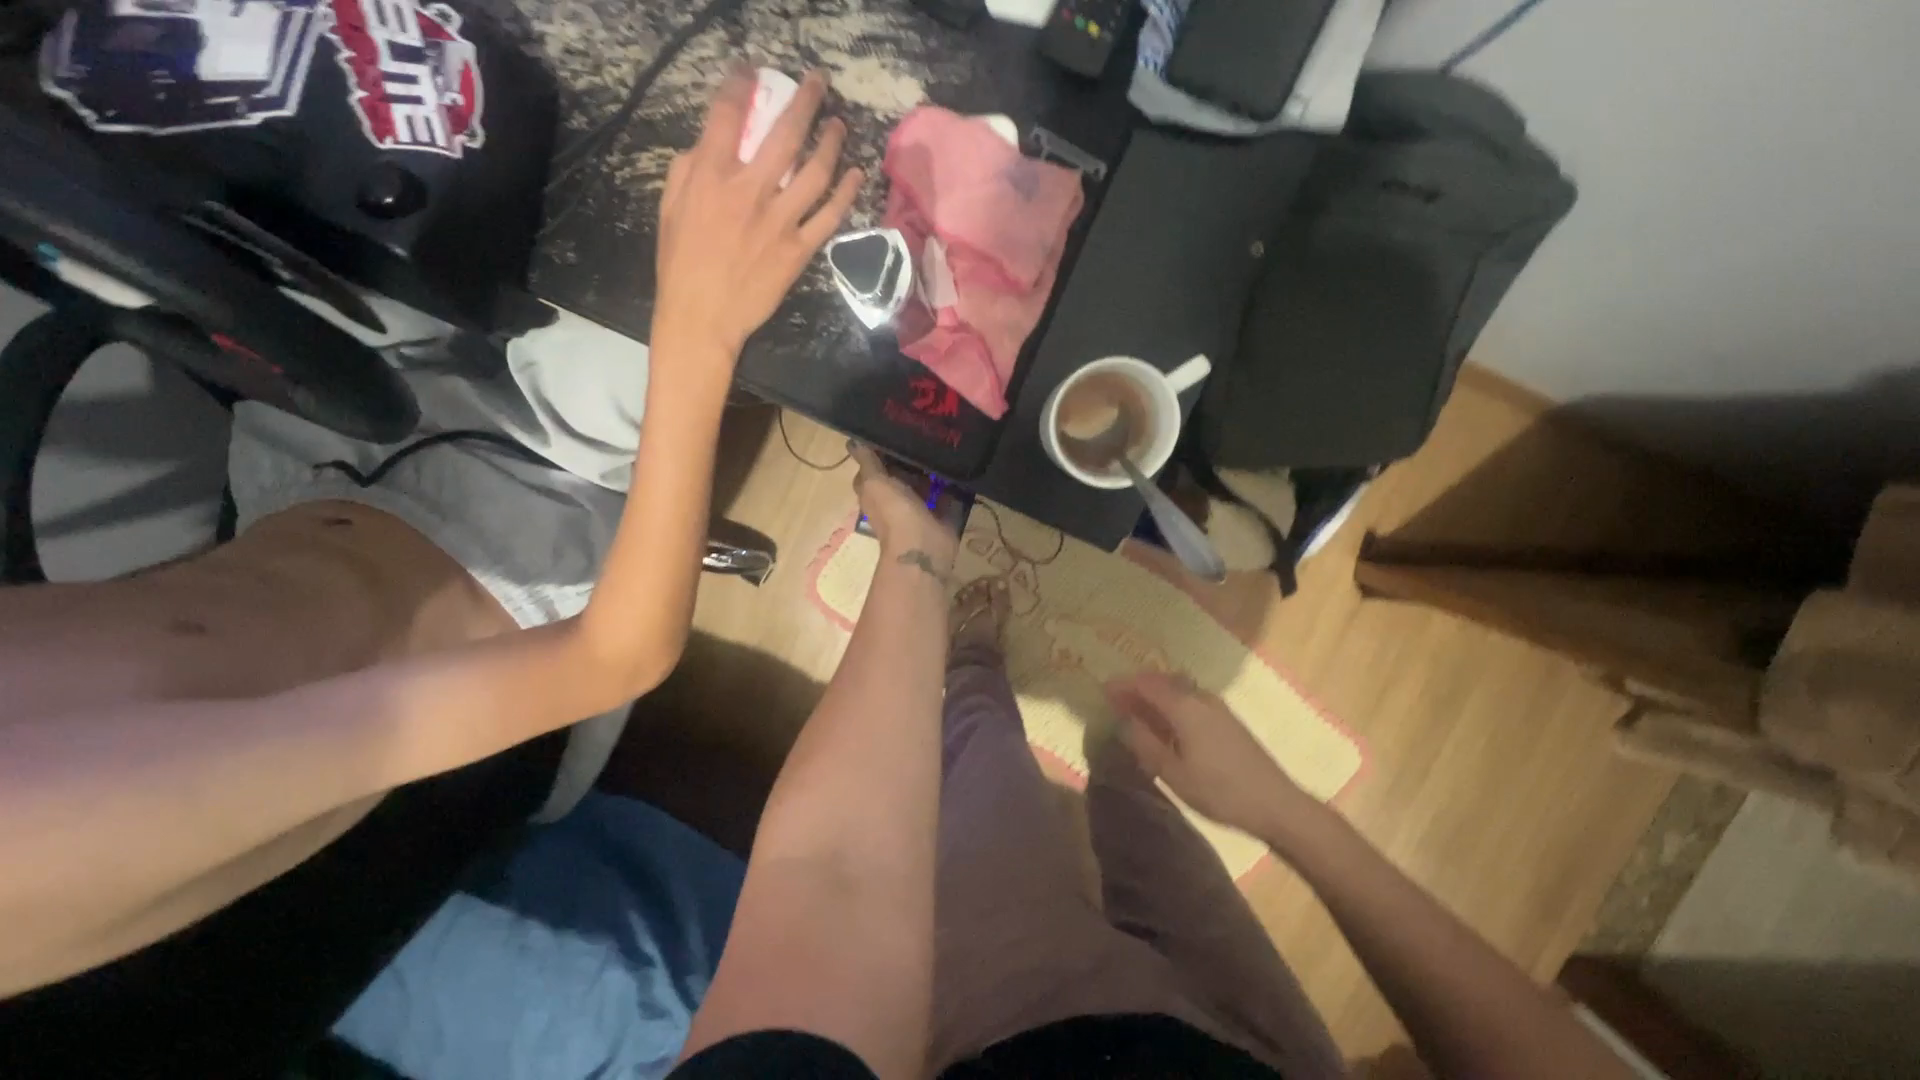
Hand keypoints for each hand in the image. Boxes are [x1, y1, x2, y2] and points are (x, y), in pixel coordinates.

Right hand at [654, 68, 863, 362]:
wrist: (702, 317)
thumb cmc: (681, 264)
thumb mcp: (669, 209)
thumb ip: (688, 171)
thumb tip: (708, 146)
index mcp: (710, 177)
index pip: (729, 115)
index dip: (742, 84)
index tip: (752, 71)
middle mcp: (749, 191)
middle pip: (785, 133)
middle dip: (806, 101)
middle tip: (819, 84)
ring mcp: (778, 220)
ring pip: (816, 171)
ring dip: (832, 143)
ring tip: (839, 127)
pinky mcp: (799, 249)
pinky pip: (829, 215)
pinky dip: (846, 192)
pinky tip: (855, 175)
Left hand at [849, 442, 957, 575]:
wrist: (921, 545)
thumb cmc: (893, 511)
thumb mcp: (874, 481)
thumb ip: (867, 460)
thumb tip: (852, 440)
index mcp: (874, 492)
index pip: (871, 468)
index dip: (878, 451)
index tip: (892, 429)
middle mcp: (893, 500)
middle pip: (899, 474)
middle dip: (908, 457)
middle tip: (923, 430)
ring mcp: (917, 508)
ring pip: (922, 483)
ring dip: (930, 468)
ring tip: (942, 441)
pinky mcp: (939, 514)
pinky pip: (945, 494)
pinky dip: (951, 483)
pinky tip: (958, 462)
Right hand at [1104, 673, 1318, 837]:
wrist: (1275, 803)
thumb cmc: (1219, 791)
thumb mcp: (1173, 773)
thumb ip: (1144, 744)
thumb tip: (1122, 721)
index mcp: (1185, 707)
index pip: (1146, 684)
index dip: (1122, 685)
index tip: (1102, 691)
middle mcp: (1201, 698)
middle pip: (1163, 680)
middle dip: (1138, 686)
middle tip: (1116, 701)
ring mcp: (1218, 707)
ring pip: (1179, 688)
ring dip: (1156, 694)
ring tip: (1138, 713)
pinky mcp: (1228, 720)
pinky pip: (1191, 699)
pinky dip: (1172, 703)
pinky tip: (1168, 725)